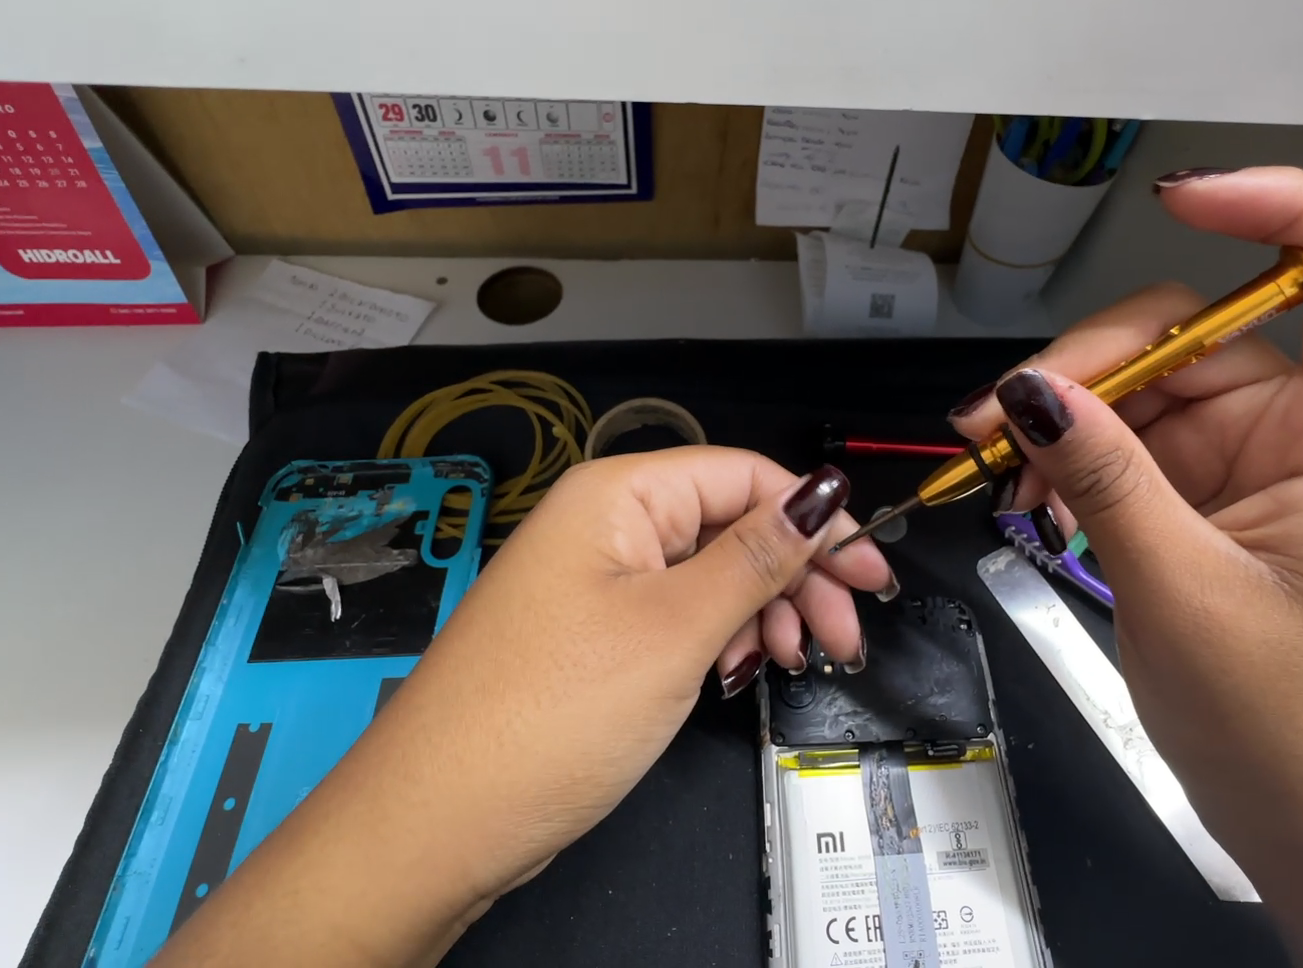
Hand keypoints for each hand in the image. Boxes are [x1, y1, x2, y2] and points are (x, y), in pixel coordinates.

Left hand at [157, 448, 890, 967]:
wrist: (432, 826)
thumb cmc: (554, 713)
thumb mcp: (675, 629)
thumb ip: (756, 555)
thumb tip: (825, 491)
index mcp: (620, 494)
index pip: (745, 476)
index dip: (815, 518)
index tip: (870, 571)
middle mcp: (609, 522)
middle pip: (732, 524)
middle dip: (797, 575)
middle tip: (846, 632)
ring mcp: (602, 578)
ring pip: (711, 572)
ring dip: (765, 610)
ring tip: (797, 659)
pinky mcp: (599, 629)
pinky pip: (681, 611)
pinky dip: (722, 637)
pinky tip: (741, 670)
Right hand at [952, 168, 1302, 964]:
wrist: (1277, 799)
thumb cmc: (1269, 715)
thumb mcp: (1178, 590)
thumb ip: (1105, 479)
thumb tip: (1028, 390)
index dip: (1292, 210)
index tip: (1184, 203)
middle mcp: (1293, 428)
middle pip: (1192, 331)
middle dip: (1087, 362)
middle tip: (994, 416)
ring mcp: (1232, 455)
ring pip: (1134, 382)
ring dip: (1053, 413)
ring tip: (990, 464)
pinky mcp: (1185, 485)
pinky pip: (1112, 435)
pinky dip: (1059, 454)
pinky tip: (1023, 494)